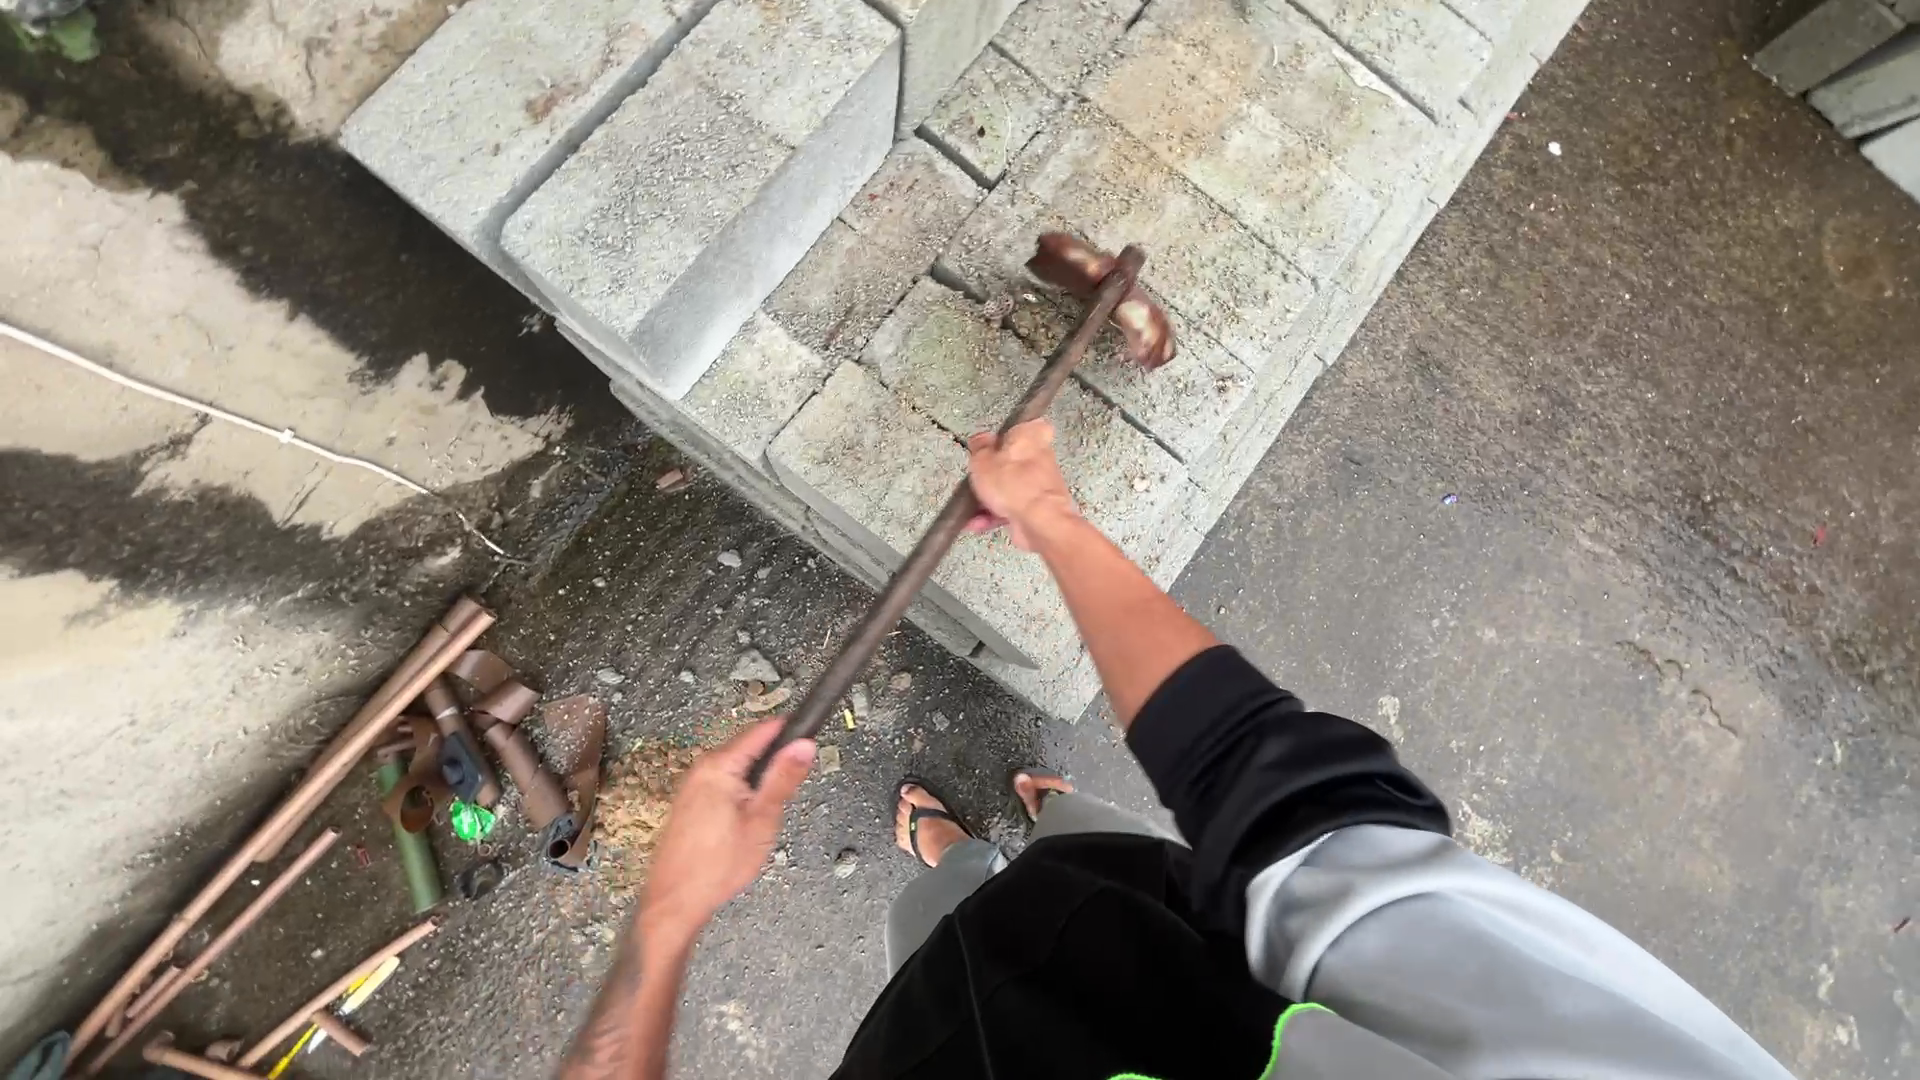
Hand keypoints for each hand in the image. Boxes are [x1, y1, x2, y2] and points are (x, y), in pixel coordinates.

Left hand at [638, 720, 814, 942]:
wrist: (676, 902)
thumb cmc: (715, 867)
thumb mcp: (762, 819)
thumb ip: (784, 778)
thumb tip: (803, 745)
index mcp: (719, 766)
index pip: (763, 730)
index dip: (790, 732)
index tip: (807, 740)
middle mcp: (702, 769)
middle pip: (750, 748)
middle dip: (773, 764)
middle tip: (785, 792)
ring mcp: (693, 785)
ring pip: (738, 768)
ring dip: (757, 781)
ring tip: (764, 814)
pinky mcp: (690, 801)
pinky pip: (725, 783)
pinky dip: (741, 793)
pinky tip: (744, 822)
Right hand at [965, 419, 1079, 550]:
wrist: (1038, 522)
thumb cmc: (1018, 486)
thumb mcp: (982, 461)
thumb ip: (979, 447)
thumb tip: (978, 441)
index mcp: (1032, 435)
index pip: (1021, 427)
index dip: (1002, 438)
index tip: (987, 447)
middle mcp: (1041, 457)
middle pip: (1010, 463)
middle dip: (991, 476)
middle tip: (978, 481)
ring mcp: (1041, 485)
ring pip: (1009, 488)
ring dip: (989, 500)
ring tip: (974, 508)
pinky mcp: (1038, 508)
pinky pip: (1012, 509)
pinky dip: (995, 516)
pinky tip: (980, 522)